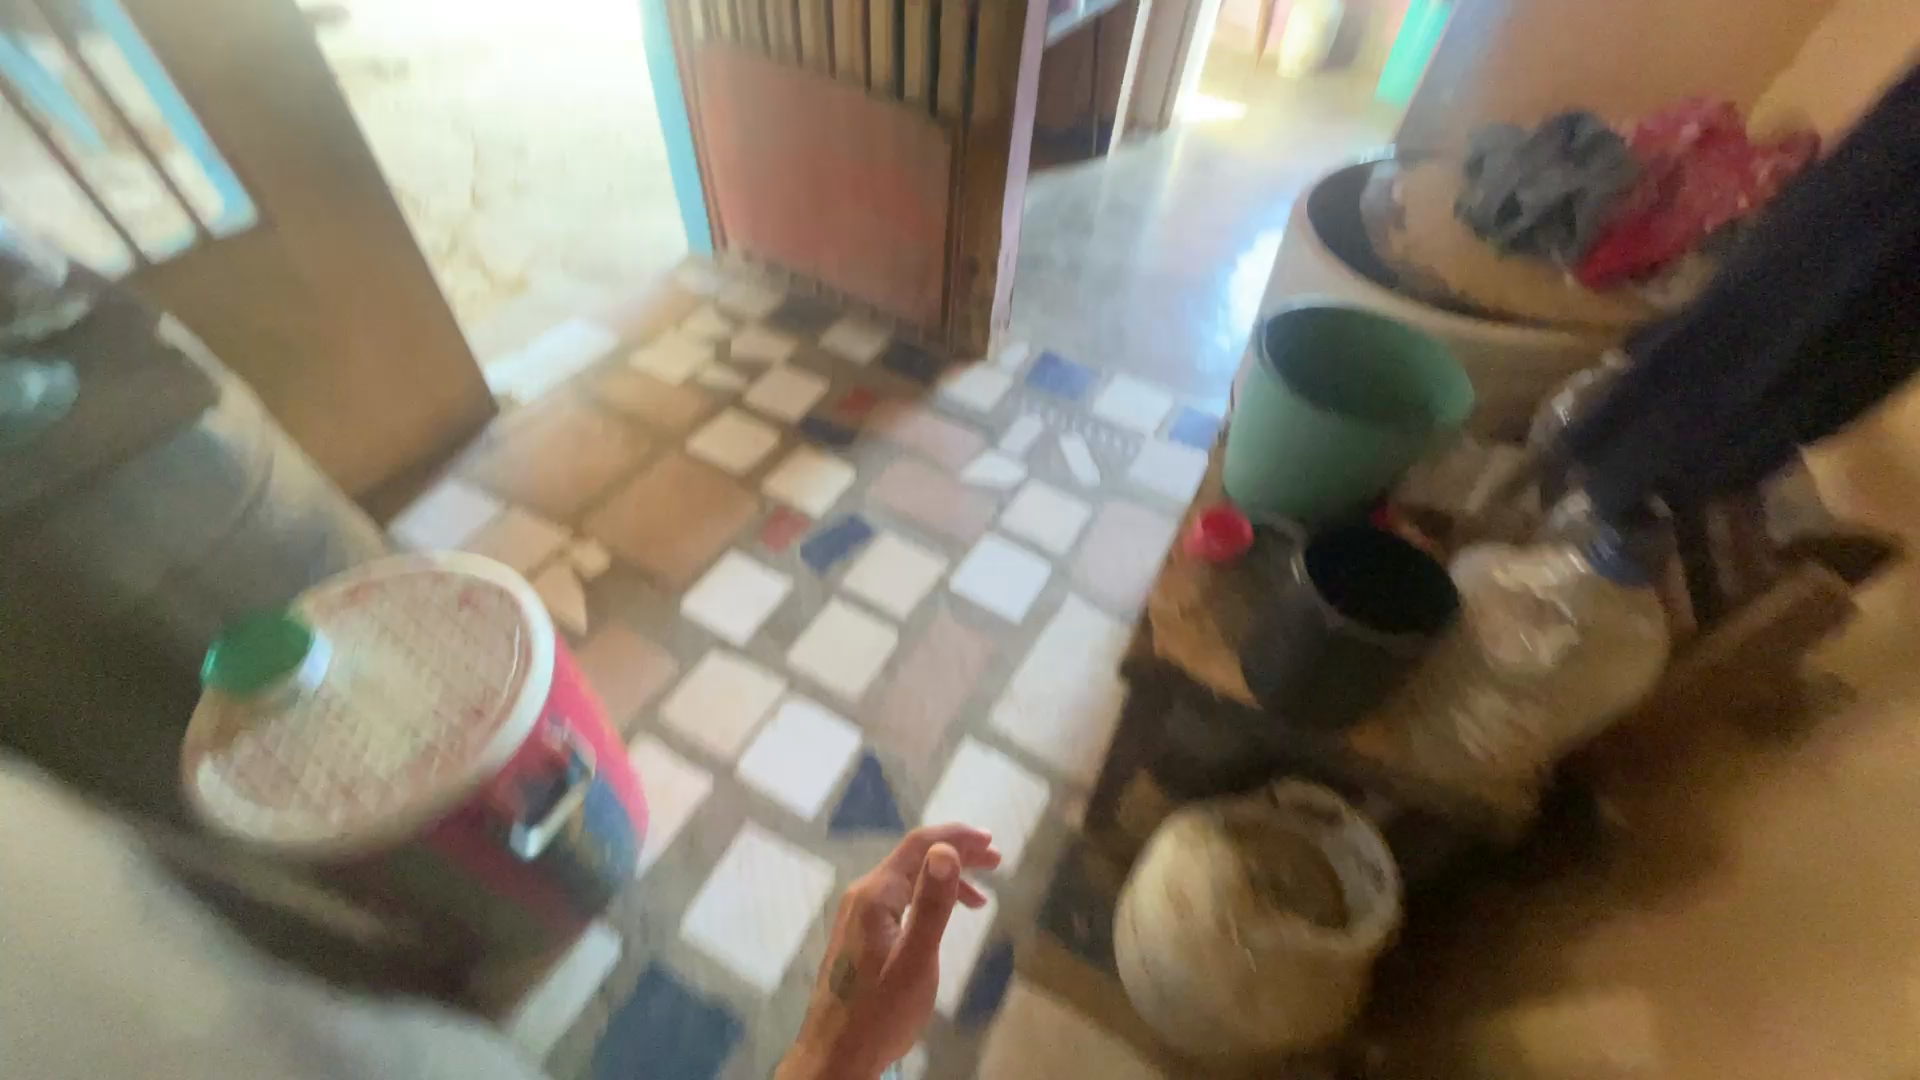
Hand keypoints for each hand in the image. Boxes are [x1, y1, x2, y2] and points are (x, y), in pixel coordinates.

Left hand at [776, 825, 1001, 1079]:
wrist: (833, 1059)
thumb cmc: (880, 1014)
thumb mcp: (916, 960)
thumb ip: (932, 903)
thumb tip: (947, 849)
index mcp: (876, 893)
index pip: (919, 844)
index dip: (956, 837)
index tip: (991, 841)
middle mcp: (864, 893)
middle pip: (914, 857)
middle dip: (956, 853)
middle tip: (995, 859)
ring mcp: (859, 913)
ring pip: (908, 878)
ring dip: (945, 878)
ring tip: (982, 893)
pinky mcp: (860, 933)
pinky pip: (900, 899)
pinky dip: (928, 899)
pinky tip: (947, 916)